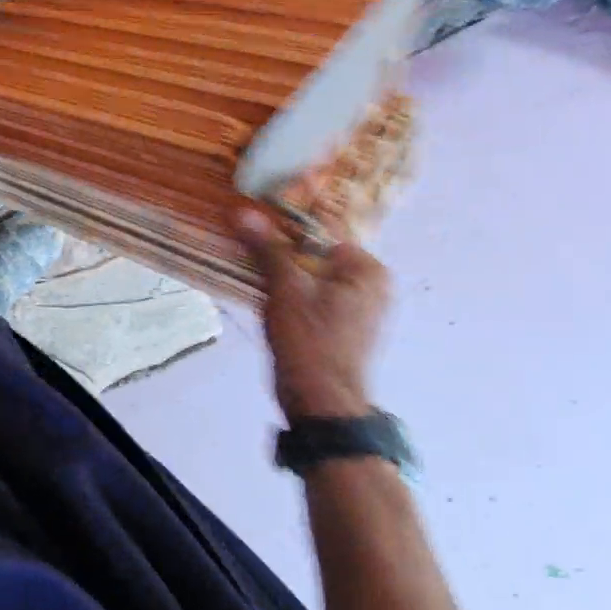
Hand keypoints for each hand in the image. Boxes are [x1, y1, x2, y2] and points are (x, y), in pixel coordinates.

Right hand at [232, 206, 389, 423]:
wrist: (319, 397)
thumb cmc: (310, 338)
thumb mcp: (284, 287)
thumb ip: (266, 248)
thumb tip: (242, 212)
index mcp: (369, 271)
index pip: (322, 231)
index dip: (283, 224)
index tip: (250, 221)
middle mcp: (370, 285)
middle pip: (313, 252)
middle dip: (277, 247)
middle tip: (241, 242)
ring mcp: (355, 307)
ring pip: (308, 273)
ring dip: (276, 268)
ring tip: (244, 263)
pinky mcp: (337, 324)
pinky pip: (307, 292)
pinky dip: (284, 287)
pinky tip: (259, 290)